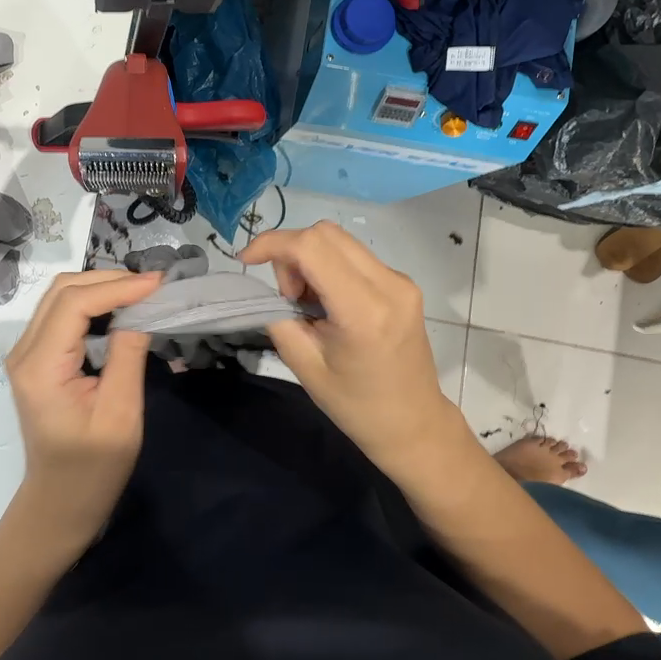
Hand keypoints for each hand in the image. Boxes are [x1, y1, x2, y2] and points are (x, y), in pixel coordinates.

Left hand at [4, 269, 163, 546]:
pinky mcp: (36, 359)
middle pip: (62, 291)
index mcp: (40, 367)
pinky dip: (92, 304)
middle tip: (153, 287)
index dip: (117, 286)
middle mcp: (24, 352)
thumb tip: (141, 312)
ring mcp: (26, 354)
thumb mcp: (120, 417)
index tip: (158, 283)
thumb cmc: (92, 470)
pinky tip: (121, 310)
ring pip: (60, 297)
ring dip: (100, 288)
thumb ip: (127, 358)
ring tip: (142, 294)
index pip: (74, 304)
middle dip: (109, 280)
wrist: (59, 503)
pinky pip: (61, 315)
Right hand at [240, 222, 464, 461]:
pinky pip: (353, 255)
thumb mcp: (304, 366)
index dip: (271, 244)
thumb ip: (279, 318)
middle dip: (290, 253)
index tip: (246, 262)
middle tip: (287, 297)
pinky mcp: (402, 284)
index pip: (310, 247)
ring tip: (306, 302)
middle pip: (324, 234)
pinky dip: (327, 267)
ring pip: (338, 240)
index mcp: (363, 310)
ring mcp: (400, 281)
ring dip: (309, 259)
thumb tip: (267, 289)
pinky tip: (327, 304)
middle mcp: (388, 285)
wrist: (414, 425)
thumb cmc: (356, 405)